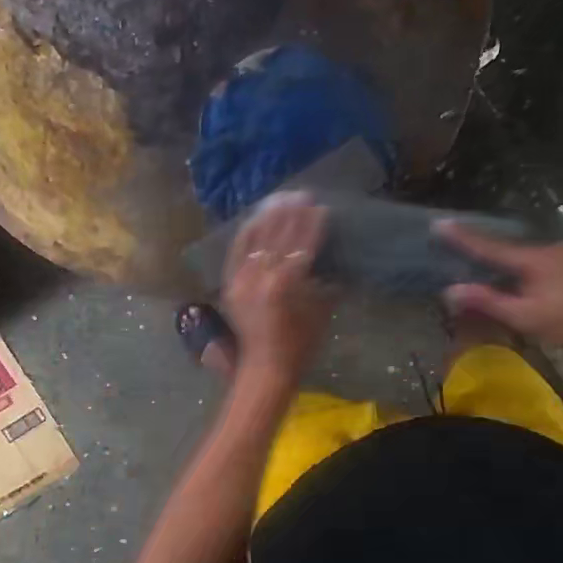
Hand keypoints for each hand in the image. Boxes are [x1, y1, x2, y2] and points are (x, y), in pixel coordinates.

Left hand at [223, 192, 332, 384]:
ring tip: (279, 200)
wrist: (266, 368)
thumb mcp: (321, 311)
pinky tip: (255, 218)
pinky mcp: (230, 284)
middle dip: (290, 214)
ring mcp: (242, 280)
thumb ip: (326, 282)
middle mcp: (261, 278)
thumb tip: (331, 259)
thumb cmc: (301, 344)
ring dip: (268, 217)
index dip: (312, 225)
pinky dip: (247, 233)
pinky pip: (237, 252)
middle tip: (301, 194)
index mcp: (286, 285)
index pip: (302, 246)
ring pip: (256, 240)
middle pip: (278, 238)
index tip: (320, 207)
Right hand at [435, 222, 562, 361]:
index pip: (490, 246)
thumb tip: (450, 289)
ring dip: (539, 275)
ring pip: (547, 260)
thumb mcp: (529, 319)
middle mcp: (558, 246)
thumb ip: (489, 302)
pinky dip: (562, 276)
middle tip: (511, 293)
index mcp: (536, 259)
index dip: (463, 236)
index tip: (440, 222)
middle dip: (510, 269)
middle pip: (520, 255)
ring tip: (549, 303)